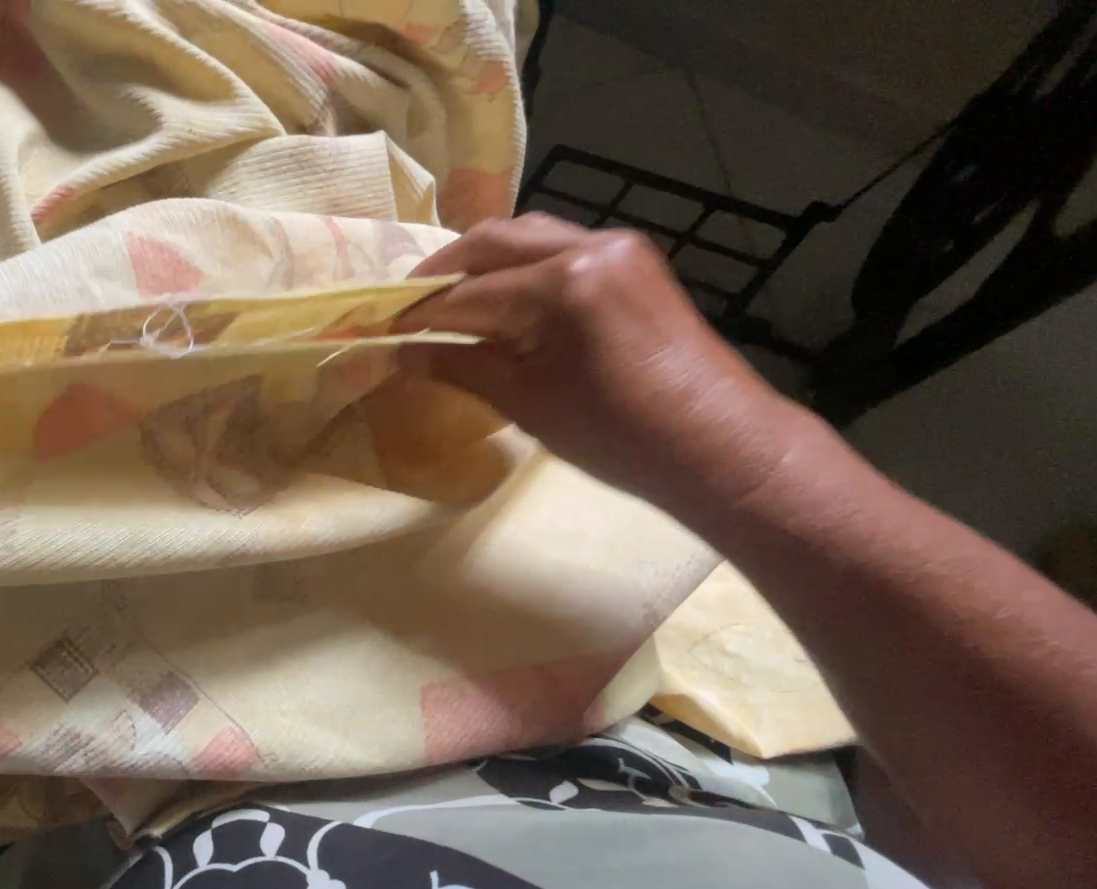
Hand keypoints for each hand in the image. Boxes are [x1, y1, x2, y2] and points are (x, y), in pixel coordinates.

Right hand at [393, 214, 815, 519]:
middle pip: (492, 241)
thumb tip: (401, 353)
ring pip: (527, 236)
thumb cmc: (614, 437)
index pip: (465, 293)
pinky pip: (558, 249)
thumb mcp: (524, 404)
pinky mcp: (632, 260)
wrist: (714, 445)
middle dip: (442, 272)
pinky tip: (500, 300)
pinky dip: (518, 268)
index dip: (418, 313)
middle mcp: (588, 247)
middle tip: (407, 307)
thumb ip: (458, 365)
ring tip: (448, 302)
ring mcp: (616, 247)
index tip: (382, 329)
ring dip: (481, 263)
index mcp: (559, 287)